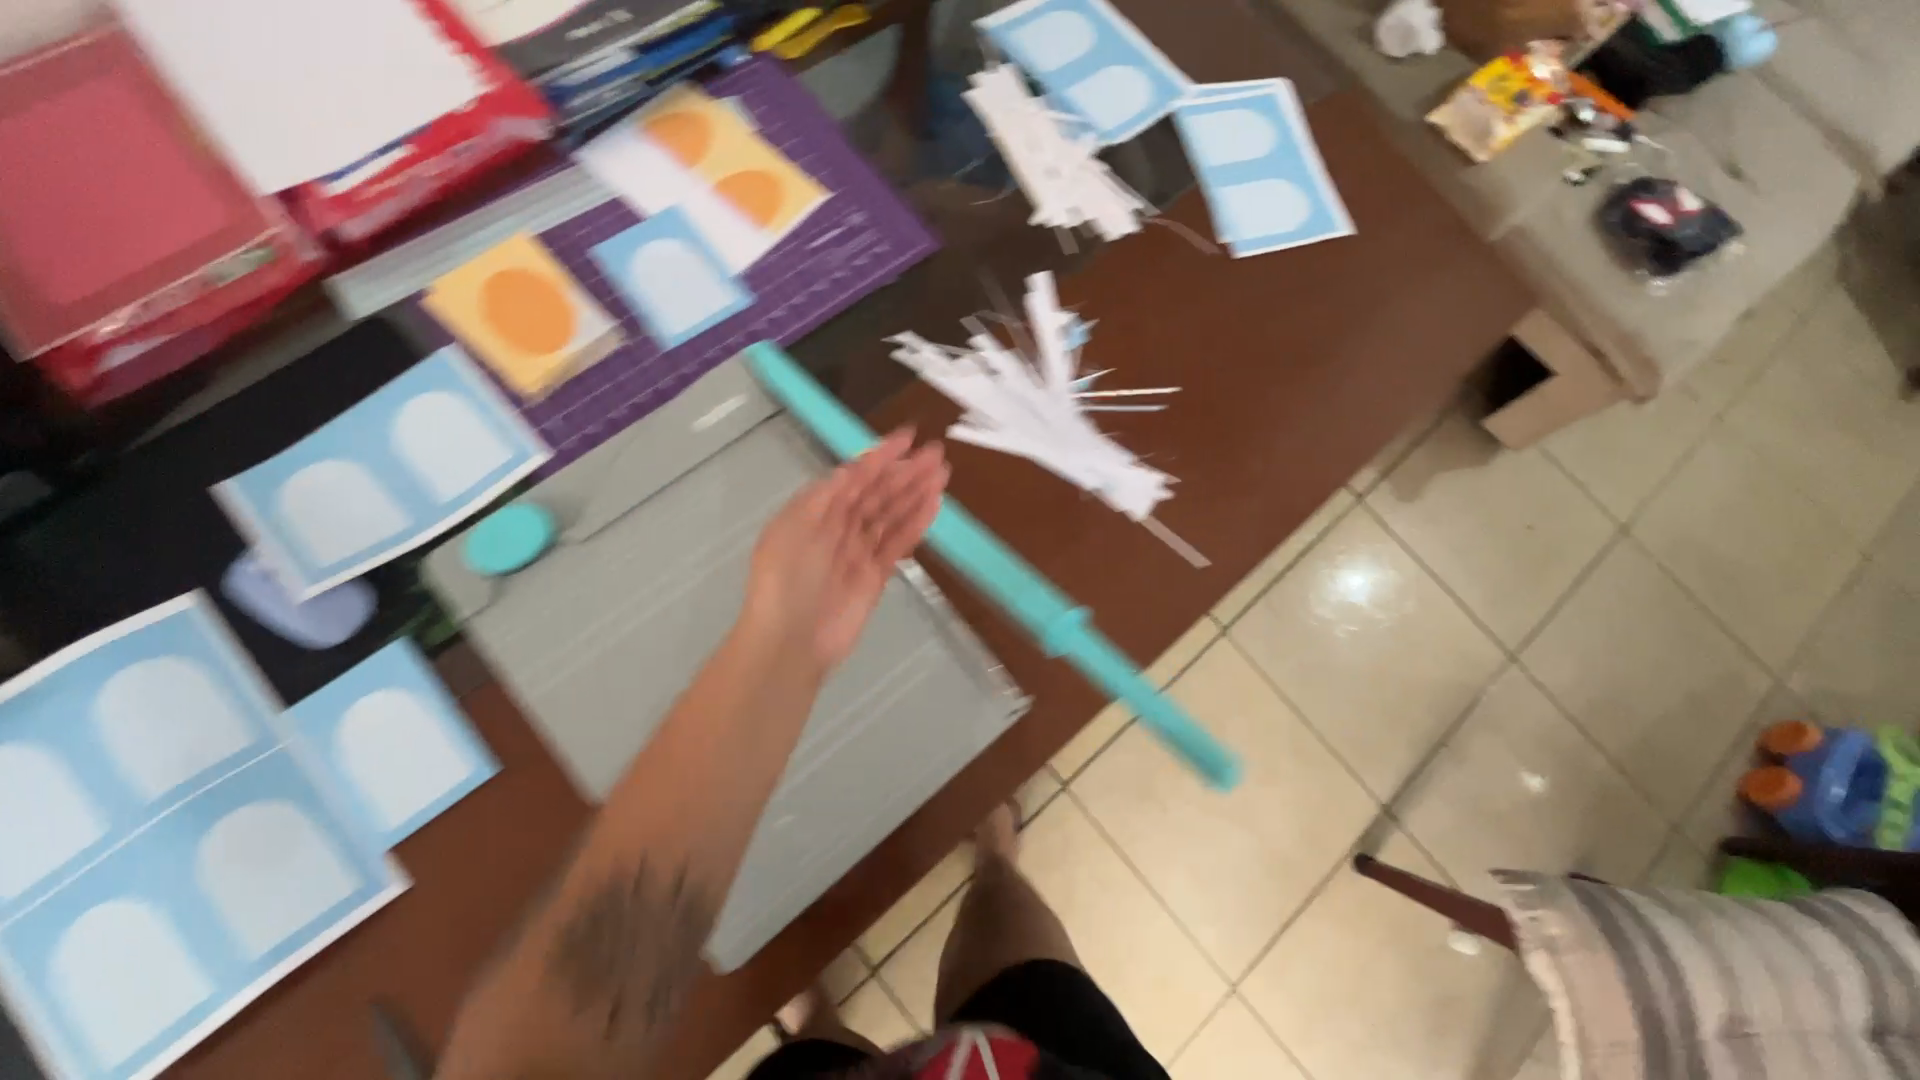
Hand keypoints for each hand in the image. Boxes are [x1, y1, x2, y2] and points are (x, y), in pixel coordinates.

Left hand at [740, 430, 947, 672]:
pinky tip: (934, 505)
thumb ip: (826, 496)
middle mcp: (837, 527)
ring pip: (891, 514)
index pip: (852, 476)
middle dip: (904, 472)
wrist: (790, 641)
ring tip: (942, 472)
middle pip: (876, 493)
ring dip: (915, 493)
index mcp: (814, 511)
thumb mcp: (796, 527)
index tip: (907, 438)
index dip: (879, 456)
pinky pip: (898, 543)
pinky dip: (916, 524)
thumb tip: (853, 469)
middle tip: (936, 453)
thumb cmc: (786, 580)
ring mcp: (857, 551)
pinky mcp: (875, 576)